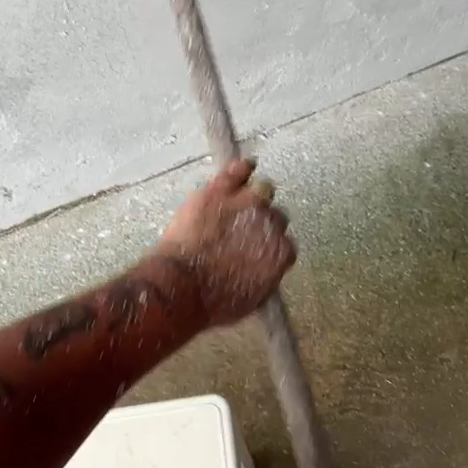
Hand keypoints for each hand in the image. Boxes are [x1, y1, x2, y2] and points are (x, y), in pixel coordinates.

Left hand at [154, 158, 294, 327]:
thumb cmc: (214, 301)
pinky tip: (246, 166)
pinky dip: (243, 167)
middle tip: (246, 230)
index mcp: (280, 253)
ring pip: (263, 189)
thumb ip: (265, 277)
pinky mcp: (221, 190)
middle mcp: (270, 224)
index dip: (270, 246)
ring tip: (244, 200)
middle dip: (264, 222)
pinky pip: (238, 170)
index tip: (259, 250)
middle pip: (276, 216)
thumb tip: (264, 269)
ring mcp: (247, 203)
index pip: (285, 244)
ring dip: (256, 196)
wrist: (182, 284)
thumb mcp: (250, 299)